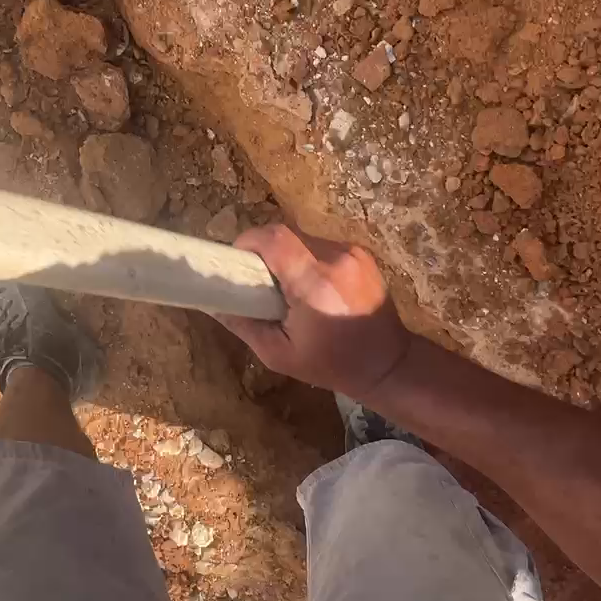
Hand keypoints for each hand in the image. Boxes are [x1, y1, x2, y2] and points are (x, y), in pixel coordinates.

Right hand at [215, 225, 413, 401]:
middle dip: (264, 252)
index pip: (274, 238)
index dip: (247, 242)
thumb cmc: (332, 366)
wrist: (390, 365)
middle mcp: (336, 259)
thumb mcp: (279, 355)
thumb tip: (211, 304)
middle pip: (285, 234)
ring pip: (302, 238)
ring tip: (285, 288)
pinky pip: (320, 245)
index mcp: (315, 284)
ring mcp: (352, 252)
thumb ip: (244, 325)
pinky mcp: (360, 253)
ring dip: (286, 256)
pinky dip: (306, 260)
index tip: (236, 262)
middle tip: (255, 281)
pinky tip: (310, 288)